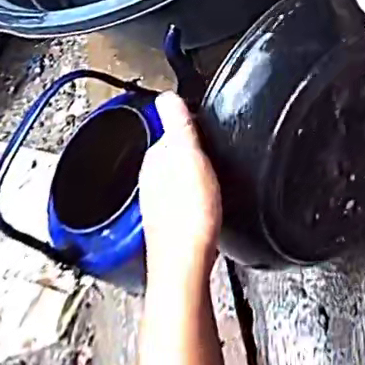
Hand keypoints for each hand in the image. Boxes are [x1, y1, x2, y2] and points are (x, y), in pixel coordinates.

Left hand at [139, 92, 221, 282]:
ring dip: (194, 172)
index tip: (206, 122)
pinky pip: (184, 197)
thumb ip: (178, 125)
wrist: (186, 269)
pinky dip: (196, 194)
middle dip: (192, 148)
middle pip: (174, 152)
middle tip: (214, 148)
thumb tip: (167, 95)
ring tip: (213, 173)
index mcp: (154, 159)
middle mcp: (151, 180)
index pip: (170, 126)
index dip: (191, 122)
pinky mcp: (171, 222)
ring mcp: (159, 203)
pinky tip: (207, 201)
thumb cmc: (189, 218)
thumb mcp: (189, 157)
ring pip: (179, 175)